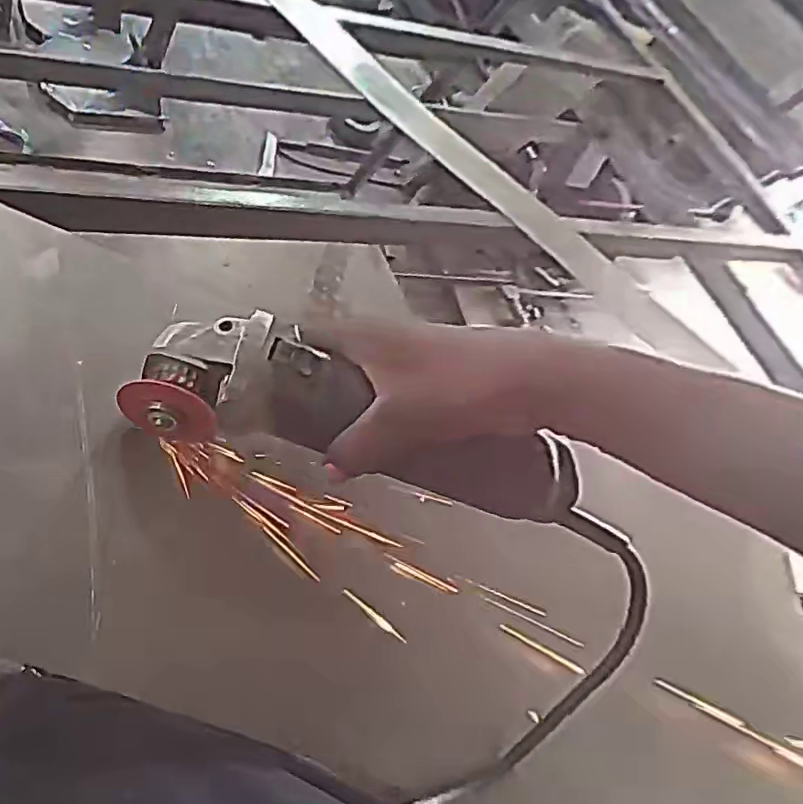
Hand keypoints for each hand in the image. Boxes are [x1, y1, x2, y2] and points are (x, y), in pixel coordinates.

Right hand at [302, 318, 590, 478]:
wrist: (534, 382)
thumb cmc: (461, 385)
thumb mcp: (396, 423)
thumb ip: (356, 447)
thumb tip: (329, 468)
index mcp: (363, 335)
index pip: (307, 335)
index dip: (283, 356)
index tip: (268, 384)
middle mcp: (383, 336)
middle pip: (333, 358)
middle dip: (315, 387)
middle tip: (299, 418)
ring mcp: (410, 353)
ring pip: (364, 375)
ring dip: (351, 401)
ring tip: (337, 432)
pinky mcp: (433, 372)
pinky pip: (392, 390)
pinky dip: (381, 410)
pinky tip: (384, 434)